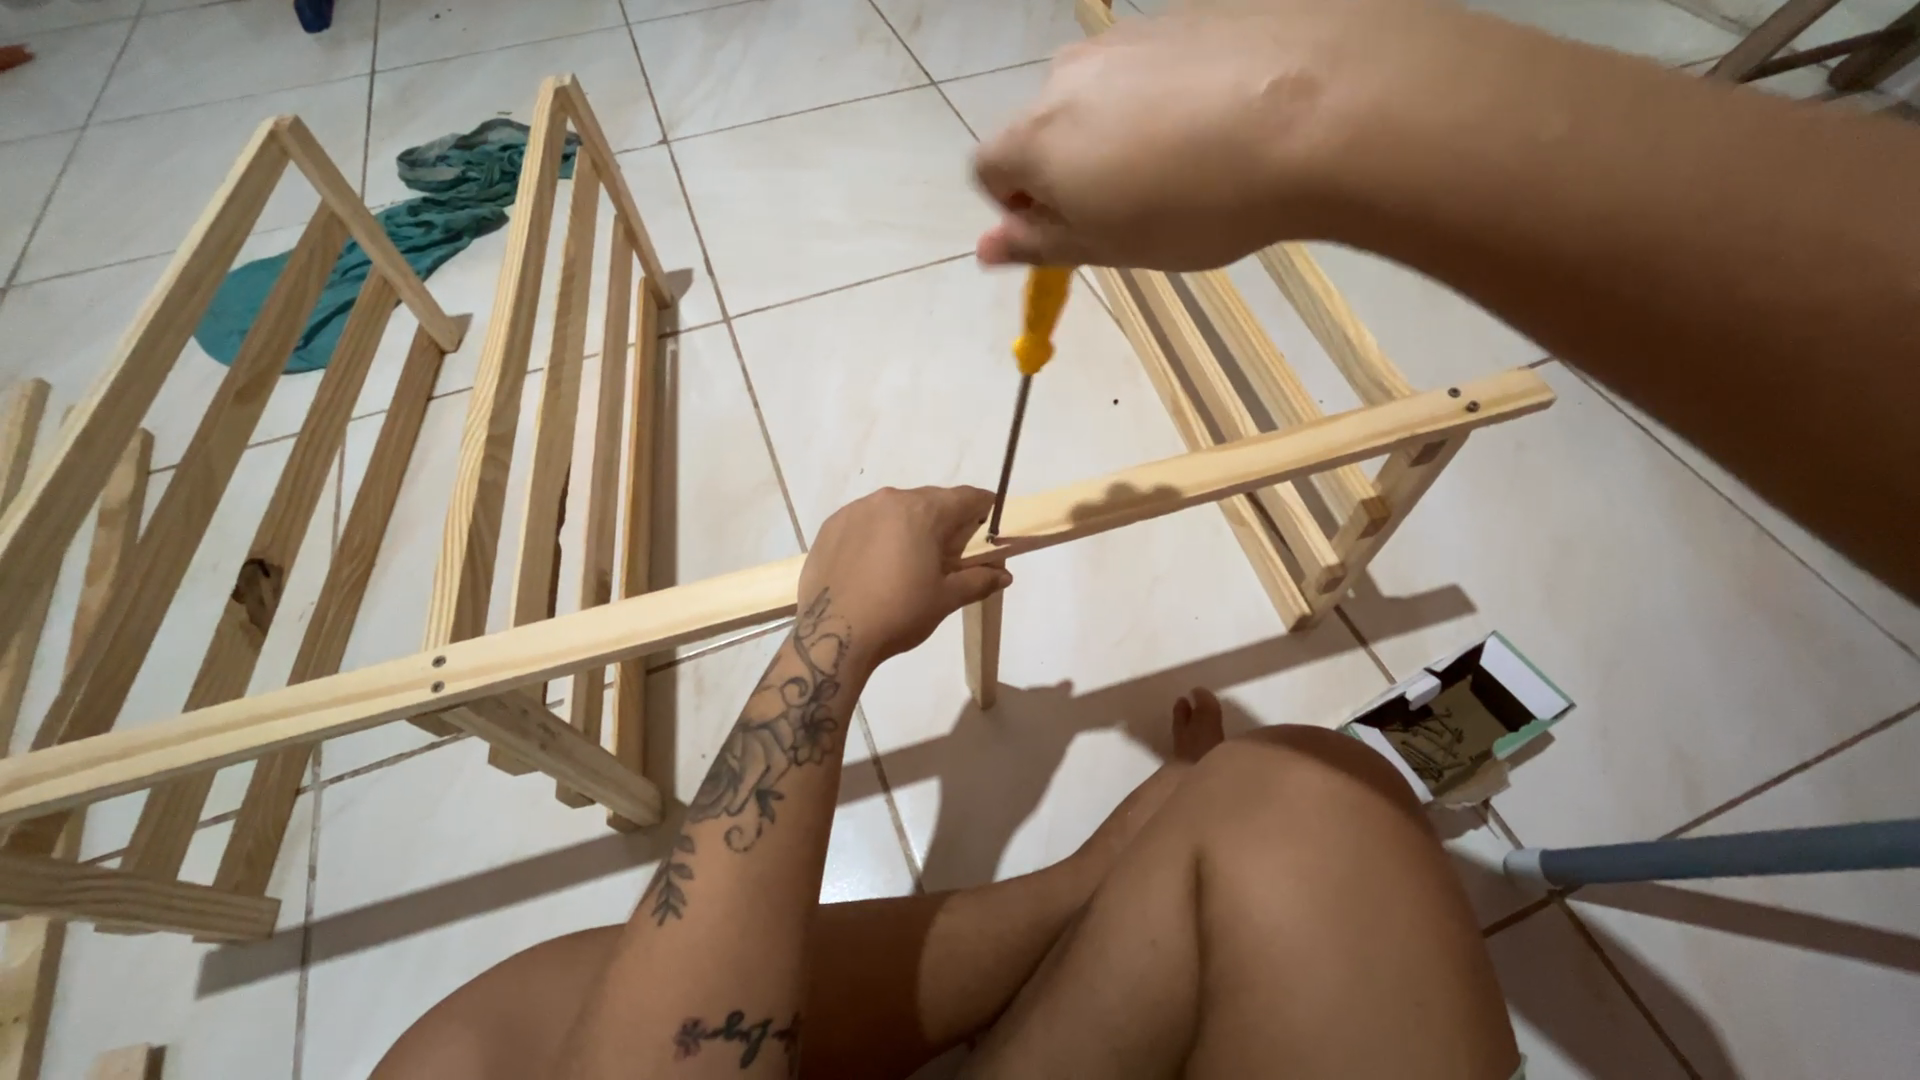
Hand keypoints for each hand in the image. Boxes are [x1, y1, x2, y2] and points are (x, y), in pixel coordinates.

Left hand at [798, 487, 1012, 665]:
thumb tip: (1004, 575)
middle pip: (930, 501)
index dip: (985, 509)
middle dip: (945, 521)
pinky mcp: (831, 526)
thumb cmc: (898, 614)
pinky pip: (865, 520)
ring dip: (909, 526)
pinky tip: (875, 564)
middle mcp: (889, 499)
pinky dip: (878, 534)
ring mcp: (855, 510)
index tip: (991, 527)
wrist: (832, 635)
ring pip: (895, 509)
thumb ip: (978, 580)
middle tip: (950, 553)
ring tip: (909, 561)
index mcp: (922, 512)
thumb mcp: (945, 599)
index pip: (966, 497)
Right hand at [973, 0, 1418, 269]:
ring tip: (1181, 168)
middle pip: (1041, 129)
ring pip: (1098, 96)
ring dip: (1114, 135)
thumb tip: (986, 246)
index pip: (986, 170)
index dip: (1013, 207)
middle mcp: (1068, 75)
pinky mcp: (1187, 17)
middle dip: (1065, 170)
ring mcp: (1129, 38)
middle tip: (1124, 209)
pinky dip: (1165, 102)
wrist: (1316, 111)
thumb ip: (1038, 244)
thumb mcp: (1106, 246)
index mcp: (1037, 136)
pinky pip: (1151, 69)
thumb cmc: (1192, 205)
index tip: (1061, 230)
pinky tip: (1217, 128)